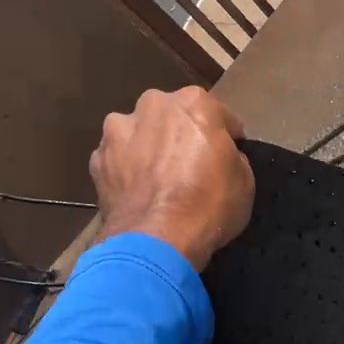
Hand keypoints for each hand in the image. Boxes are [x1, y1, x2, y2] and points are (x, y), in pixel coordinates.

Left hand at [90, 86, 254, 270]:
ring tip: (160, 183)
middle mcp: (152, 104)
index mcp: (194, 104)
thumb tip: (223, 154)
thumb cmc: (210, 206)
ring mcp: (118, 128)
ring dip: (150, 149)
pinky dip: (129, 172)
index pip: (221, 115)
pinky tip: (141, 195)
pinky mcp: (98, 157)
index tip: (231, 157)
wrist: (159, 239)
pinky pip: (119, 160)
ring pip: (140, 134)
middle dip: (183, 136)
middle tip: (193, 169)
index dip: (229, 138)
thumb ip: (232, 156)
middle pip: (173, 117)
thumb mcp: (245, 182)